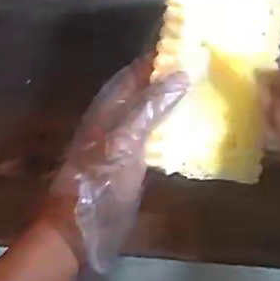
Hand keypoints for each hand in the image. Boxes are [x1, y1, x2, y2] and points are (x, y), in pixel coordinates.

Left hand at [45, 58, 188, 273]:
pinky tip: (190, 130)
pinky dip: (171, 127)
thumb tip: (179, 75)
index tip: (190, 47)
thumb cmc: (98, 184)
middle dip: (170, 79)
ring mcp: (121, 141)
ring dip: (172, 102)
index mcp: (109, 106)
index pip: (136, 71)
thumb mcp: (126, 143)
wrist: (75, 233)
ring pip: (149, 111)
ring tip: (203, 94)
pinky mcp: (128, 163)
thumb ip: (150, 108)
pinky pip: (153, 134)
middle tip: (204, 70)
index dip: (159, 58)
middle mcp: (114, 118)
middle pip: (144, 89)